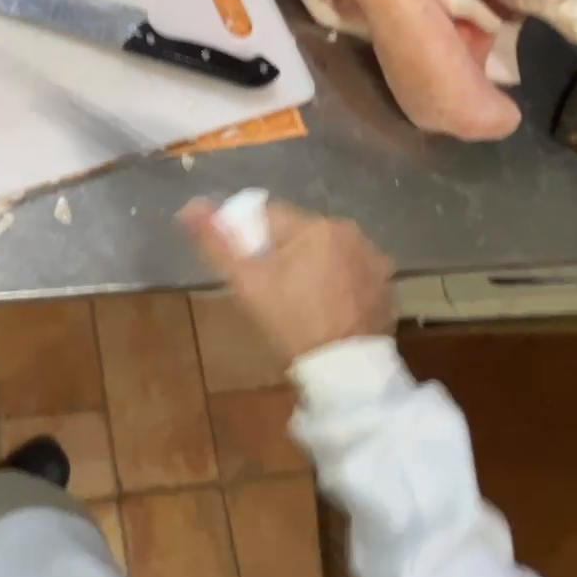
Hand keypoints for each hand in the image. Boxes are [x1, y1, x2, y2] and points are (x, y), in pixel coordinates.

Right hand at [178, 198, 394, 360]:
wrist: (344, 370)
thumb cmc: (290, 321)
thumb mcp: (244, 282)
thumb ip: (216, 241)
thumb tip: (189, 206)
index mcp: (314, 226)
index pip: (266, 217)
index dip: (251, 242)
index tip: (251, 271)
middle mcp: (349, 232)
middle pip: (297, 232)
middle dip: (281, 253)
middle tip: (271, 288)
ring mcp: (373, 258)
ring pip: (324, 250)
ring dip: (310, 264)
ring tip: (299, 300)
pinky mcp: (387, 283)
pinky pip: (349, 269)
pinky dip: (336, 280)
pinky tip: (326, 307)